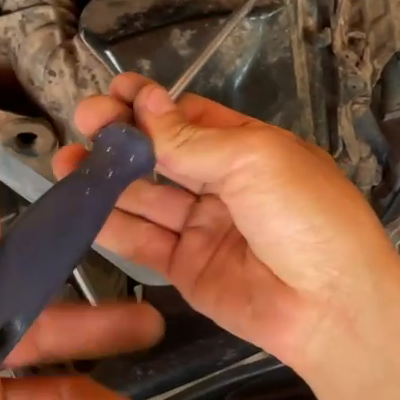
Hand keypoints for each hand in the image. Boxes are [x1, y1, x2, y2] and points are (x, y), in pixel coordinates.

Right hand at [53, 73, 399, 361]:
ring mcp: (204, 228)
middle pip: (161, 156)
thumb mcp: (255, 160)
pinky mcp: (188, 269)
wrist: (332, 304)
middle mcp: (224, 184)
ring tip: (67, 164)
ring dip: (107, 180)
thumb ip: (191, 140)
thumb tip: (144, 105)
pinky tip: (81, 207)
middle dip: (122, 139)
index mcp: (249, 148)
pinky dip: (113, 225)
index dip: (151, 106)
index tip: (113, 94)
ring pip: (146, 198)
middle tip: (83, 126)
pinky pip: (144, 242)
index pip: (189, 118)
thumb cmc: (306, 216)